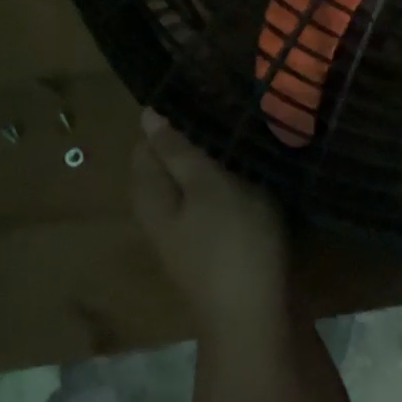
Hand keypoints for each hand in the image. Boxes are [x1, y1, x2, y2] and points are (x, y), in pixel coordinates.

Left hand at [132, 108, 291, 338]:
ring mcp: (189, 233)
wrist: (255, 311)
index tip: (203, 90)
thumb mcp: (209, 188)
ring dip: (215, 161)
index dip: (168, 118)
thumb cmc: (232, 242)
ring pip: (195, 184)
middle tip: (231, 107)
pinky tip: (256, 173)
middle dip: (193, 138)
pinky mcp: (218, 245)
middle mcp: (161, 214)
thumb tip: (147, 114)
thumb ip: (180, 152)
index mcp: (151, 196)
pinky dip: (231, 183)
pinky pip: (217, 202)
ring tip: (248, 133)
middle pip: (169, 166)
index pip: (146, 145)